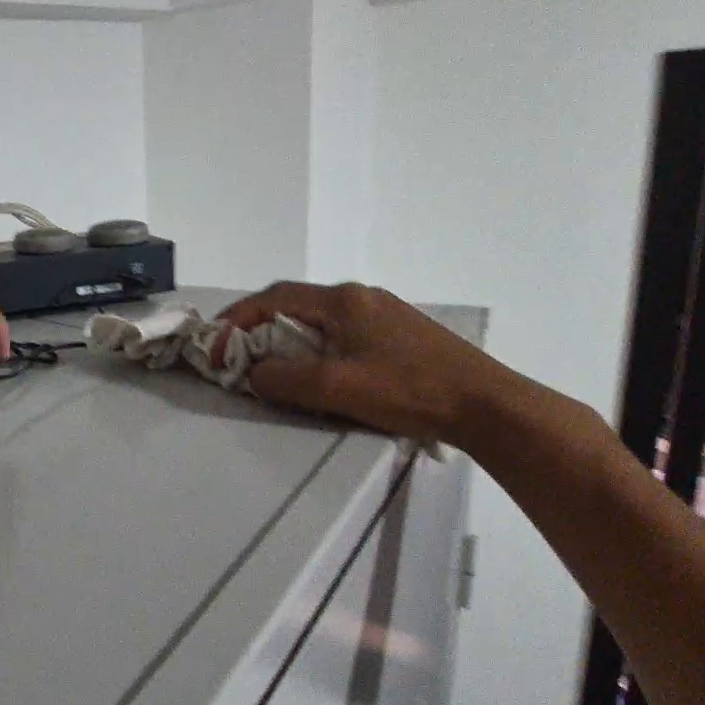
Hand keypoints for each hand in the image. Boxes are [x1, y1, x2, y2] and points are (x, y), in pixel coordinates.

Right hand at [219, 281, 520, 444]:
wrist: (489, 408)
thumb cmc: (408, 390)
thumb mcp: (333, 387)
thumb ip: (282, 378)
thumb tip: (253, 374)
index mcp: (342, 300)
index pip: (273, 297)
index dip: (237, 317)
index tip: (214, 343)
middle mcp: (362, 297)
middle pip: (294, 304)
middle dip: (258, 326)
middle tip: (236, 353)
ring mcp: (385, 314)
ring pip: (319, 319)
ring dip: (287, 338)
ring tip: (271, 364)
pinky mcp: (402, 335)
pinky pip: (342, 332)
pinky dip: (314, 346)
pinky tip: (318, 370)